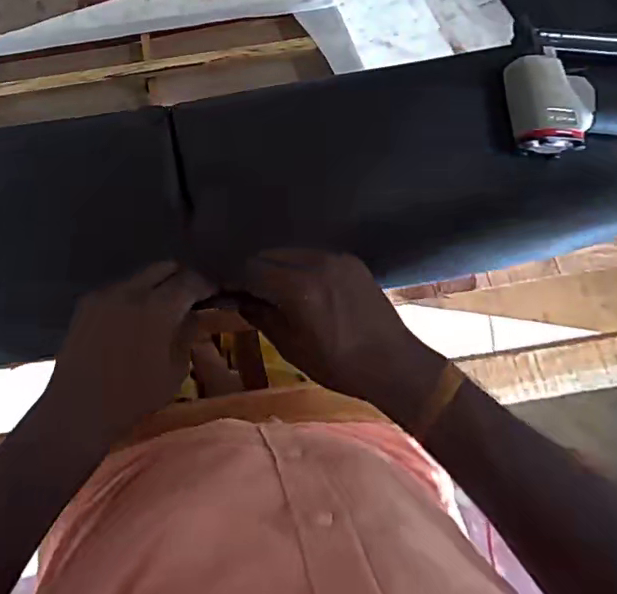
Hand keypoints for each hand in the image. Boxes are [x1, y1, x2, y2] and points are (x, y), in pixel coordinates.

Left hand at [41, 261, 214, 442]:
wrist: (77, 410)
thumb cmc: (132, 398)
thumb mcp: (174, 372)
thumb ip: (187, 335)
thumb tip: (193, 314)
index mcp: (157, 308)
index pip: (190, 280)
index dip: (206, 284)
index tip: (214, 292)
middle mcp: (131, 291)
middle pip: (165, 266)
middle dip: (181, 276)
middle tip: (190, 294)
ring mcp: (106, 293)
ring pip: (140, 275)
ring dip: (156, 285)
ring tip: (162, 306)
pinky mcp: (87, 302)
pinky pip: (118, 288)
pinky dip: (133, 296)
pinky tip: (133, 317)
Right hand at [232, 249, 446, 425]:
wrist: (394, 364)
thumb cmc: (339, 365)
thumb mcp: (292, 347)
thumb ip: (261, 316)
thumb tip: (238, 299)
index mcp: (299, 287)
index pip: (251, 270)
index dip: (232, 278)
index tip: (222, 289)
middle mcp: (316, 262)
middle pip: (269, 255)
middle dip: (252, 270)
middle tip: (243, 290)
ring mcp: (335, 257)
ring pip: (291, 251)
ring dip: (275, 266)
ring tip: (270, 288)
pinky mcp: (350, 259)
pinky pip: (313, 255)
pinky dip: (299, 265)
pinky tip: (299, 285)